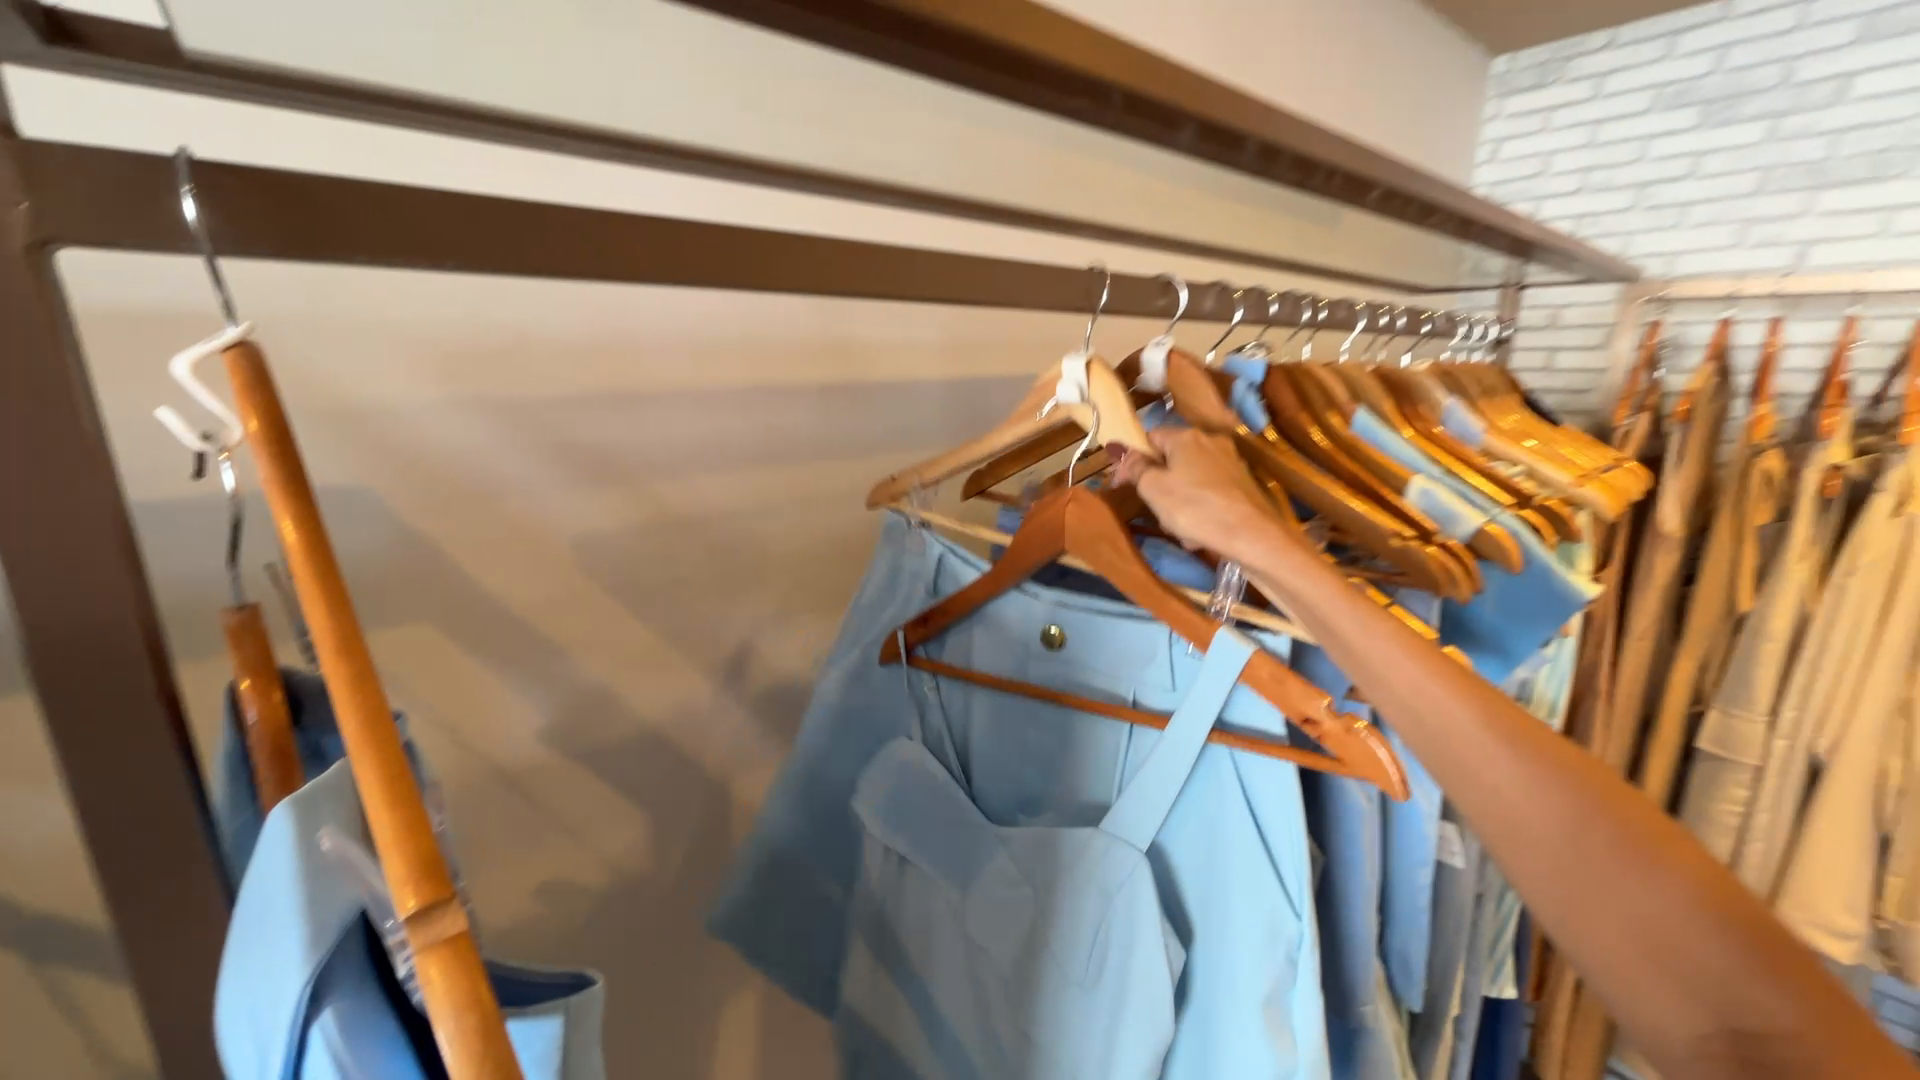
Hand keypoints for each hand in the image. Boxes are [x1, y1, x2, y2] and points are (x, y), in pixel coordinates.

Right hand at [1112, 428, 1284, 562]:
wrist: (1252, 535)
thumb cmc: (1194, 508)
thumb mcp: (1153, 488)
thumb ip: (1136, 468)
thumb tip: (1123, 453)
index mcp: (1186, 436)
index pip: (1150, 437)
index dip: (1133, 458)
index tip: (1124, 483)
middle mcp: (1211, 442)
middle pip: (1172, 460)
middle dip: (1160, 486)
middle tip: (1155, 510)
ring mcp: (1230, 463)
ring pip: (1190, 480)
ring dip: (1179, 502)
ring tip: (1180, 528)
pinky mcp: (1243, 484)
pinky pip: (1209, 493)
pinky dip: (1201, 509)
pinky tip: (1201, 531)